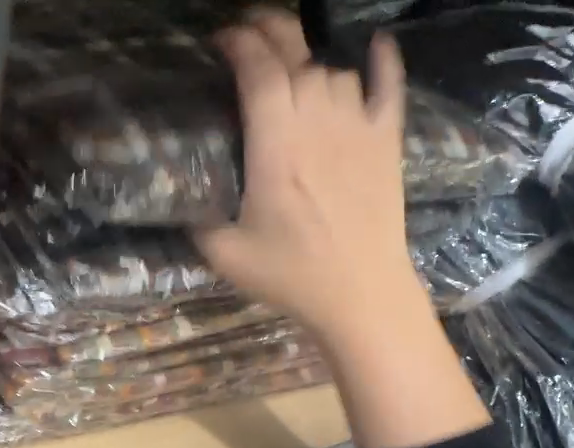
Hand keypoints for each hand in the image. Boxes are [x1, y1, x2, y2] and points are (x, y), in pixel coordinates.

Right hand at [195, 12, 424, 345]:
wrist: (359, 290)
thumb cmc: (289, 275)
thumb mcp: (226, 256)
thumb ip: (200, 223)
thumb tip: (184, 205)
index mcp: (275, 148)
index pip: (259, 73)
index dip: (240, 46)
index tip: (221, 41)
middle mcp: (318, 123)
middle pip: (295, 57)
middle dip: (269, 33)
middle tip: (248, 31)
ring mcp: (358, 126)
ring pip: (332, 72)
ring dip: (308, 66)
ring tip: (291, 78)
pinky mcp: (387, 139)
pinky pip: (389, 84)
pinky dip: (382, 60)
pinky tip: (374, 45)